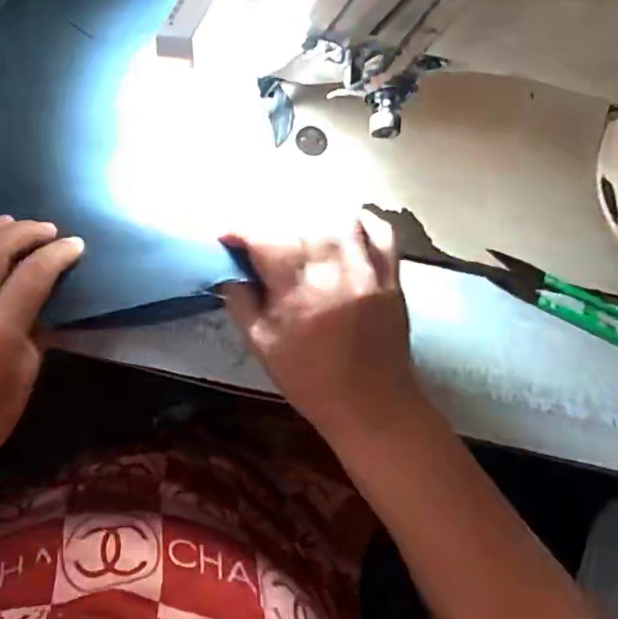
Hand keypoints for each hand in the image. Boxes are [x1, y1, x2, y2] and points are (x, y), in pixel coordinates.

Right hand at [221, 212, 428, 436]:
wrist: (372, 405)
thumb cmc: (308, 378)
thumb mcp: (260, 344)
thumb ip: (240, 301)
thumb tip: (228, 270)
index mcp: (299, 294)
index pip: (267, 238)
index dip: (240, 229)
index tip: (225, 237)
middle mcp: (336, 274)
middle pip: (300, 220)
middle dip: (268, 220)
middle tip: (252, 233)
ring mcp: (369, 271)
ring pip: (339, 217)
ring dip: (308, 213)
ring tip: (290, 226)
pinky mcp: (392, 276)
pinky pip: (379, 231)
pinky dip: (355, 218)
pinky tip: (336, 222)